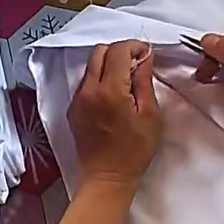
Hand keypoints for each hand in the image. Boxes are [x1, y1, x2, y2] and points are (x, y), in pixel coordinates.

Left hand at [68, 40, 161, 186]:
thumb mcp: (150, 115)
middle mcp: (89, 91)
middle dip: (119, 51)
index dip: (134, 47)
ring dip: (108, 64)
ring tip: (126, 79)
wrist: (107, 176)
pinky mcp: (73, 108)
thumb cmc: (135, 150)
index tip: (146, 54)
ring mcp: (78, 99)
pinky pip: (85, 82)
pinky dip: (99, 79)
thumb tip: (145, 58)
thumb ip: (144, 82)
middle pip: (99, 52)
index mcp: (110, 91)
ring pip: (90, 66)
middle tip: (136, 63)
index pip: (118, 51)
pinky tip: (113, 94)